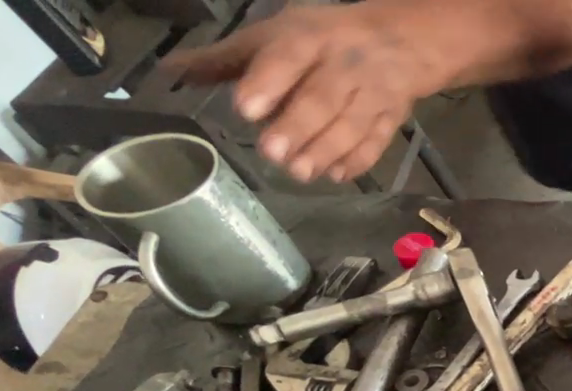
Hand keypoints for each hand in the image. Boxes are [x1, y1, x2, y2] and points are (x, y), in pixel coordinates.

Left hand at [164, 3, 435, 183]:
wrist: (400, 45)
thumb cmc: (325, 39)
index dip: (268, 84)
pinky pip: (376, 141)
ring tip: (300, 172)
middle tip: (272, 154)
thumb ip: (230, 59)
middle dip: (298, 127)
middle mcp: (344, 66)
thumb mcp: (275, 35)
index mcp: (309, 38)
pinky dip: (359, 160)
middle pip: (322, 100)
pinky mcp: (392, 119)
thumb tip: (170, 71)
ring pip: (350, 125)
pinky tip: (338, 174)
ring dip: (326, 150)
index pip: (287, 59)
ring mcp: (373, 95)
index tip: (246, 110)